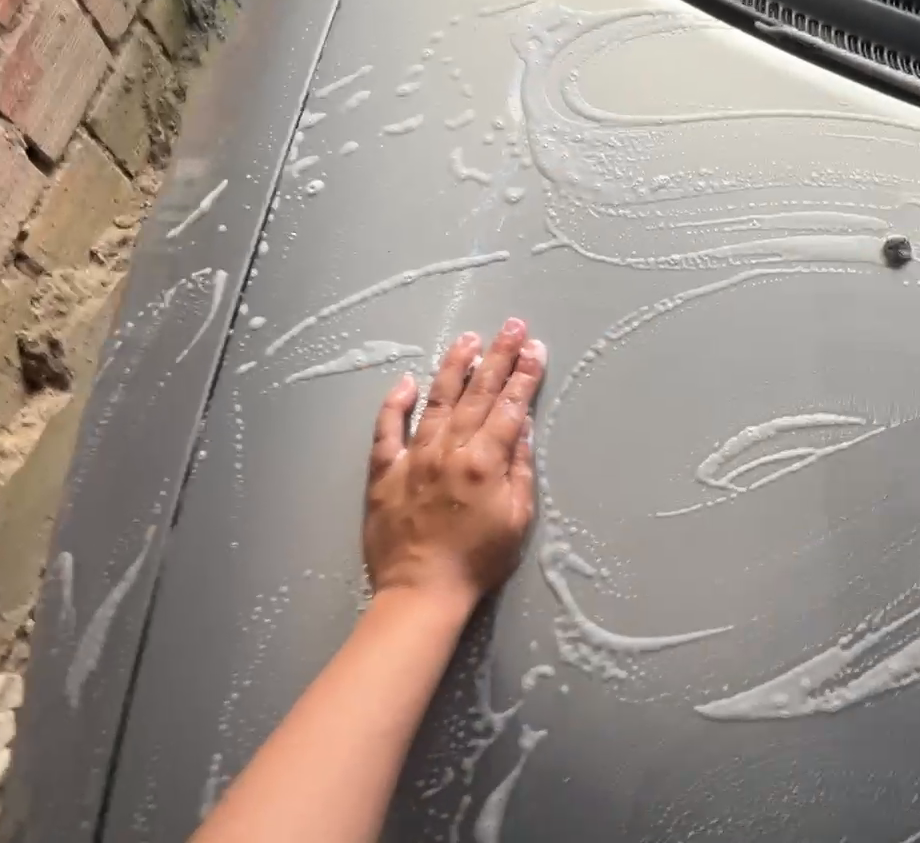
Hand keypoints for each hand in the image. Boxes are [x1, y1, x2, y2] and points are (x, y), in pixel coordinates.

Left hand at [363, 319, 546, 606]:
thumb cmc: (479, 560)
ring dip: (454, 366)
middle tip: (512, 326)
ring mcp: (413, 457)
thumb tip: (520, 427)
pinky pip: (388, 430)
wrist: (421, 592)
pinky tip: (406, 380)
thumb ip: (519, 468)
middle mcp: (449, 449)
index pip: (509, 407)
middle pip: (477, 393)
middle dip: (498, 356)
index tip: (535, 348)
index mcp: (484, 461)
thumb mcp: (517, 518)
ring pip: (436, 400)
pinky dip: (395, 403)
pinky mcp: (384, 471)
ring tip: (468, 338)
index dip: (525, 375)